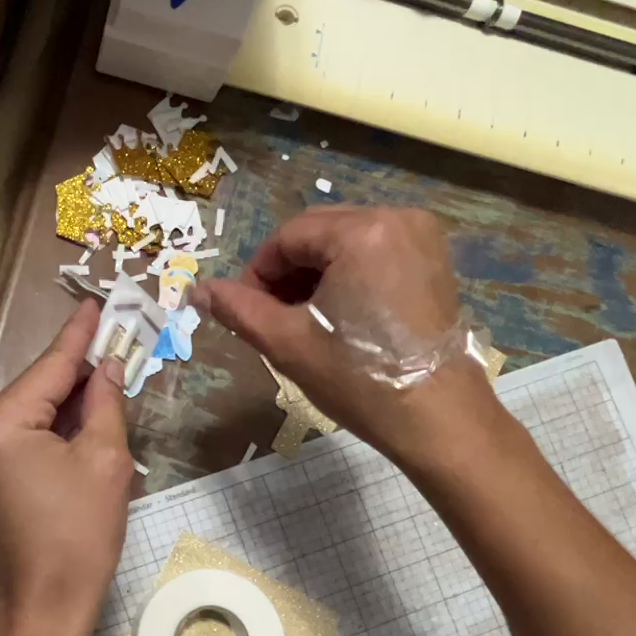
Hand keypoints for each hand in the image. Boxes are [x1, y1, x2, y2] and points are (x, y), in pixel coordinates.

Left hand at [0, 300, 134, 635]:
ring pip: (27, 411)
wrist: (45, 604)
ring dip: (64, 400)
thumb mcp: (105, 460)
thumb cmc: (81, 535)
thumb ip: (104, 402)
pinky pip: (17, 436)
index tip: (96, 303)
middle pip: (35, 388)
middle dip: (76, 372)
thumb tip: (107, 365)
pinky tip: (79, 415)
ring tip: (106, 377)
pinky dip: (48, 427)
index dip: (79, 336)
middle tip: (114, 341)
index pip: (49, 368)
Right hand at [192, 206, 501, 471]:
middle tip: (271, 319)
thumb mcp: (287, 343)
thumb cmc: (359, 379)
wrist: (437, 418)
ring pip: (344, 243)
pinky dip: (346, 278)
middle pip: (317, 233)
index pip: (287, 236)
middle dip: (285, 273)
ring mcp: (422, 237)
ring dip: (313, 277)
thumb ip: (238, 309)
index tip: (245, 312)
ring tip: (302, 323)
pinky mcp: (433, 261)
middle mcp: (397, 218)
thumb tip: (198, 291)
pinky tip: (336, 319)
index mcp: (362, 232)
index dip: (257, 273)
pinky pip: (374, 254)